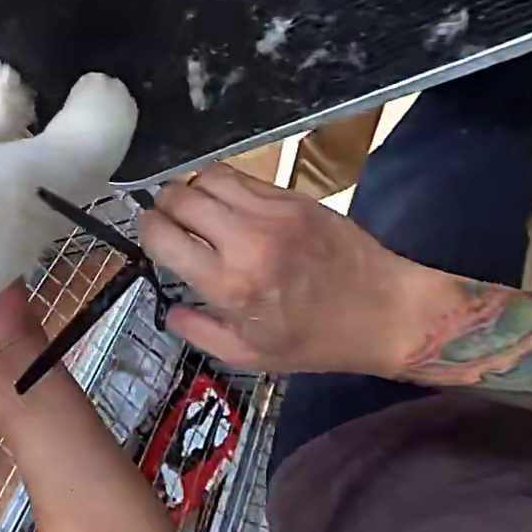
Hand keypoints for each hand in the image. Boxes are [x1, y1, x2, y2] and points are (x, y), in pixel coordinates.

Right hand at [140, 163, 432, 375]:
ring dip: (192, 189)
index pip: (163, 235)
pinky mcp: (295, 197)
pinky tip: (232, 205)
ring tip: (199, 209)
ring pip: (208, 175)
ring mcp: (273, 212)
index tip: (152, 237)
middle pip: (179, 196)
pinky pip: (244, 176)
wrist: (384, 311)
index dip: (147, 231)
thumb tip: (169, 309)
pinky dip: (225, 185)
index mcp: (229, 284)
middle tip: (171, 222)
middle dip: (164, 206)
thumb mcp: (250, 356)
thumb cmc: (316, 341)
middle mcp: (246, 239)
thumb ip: (199, 332)